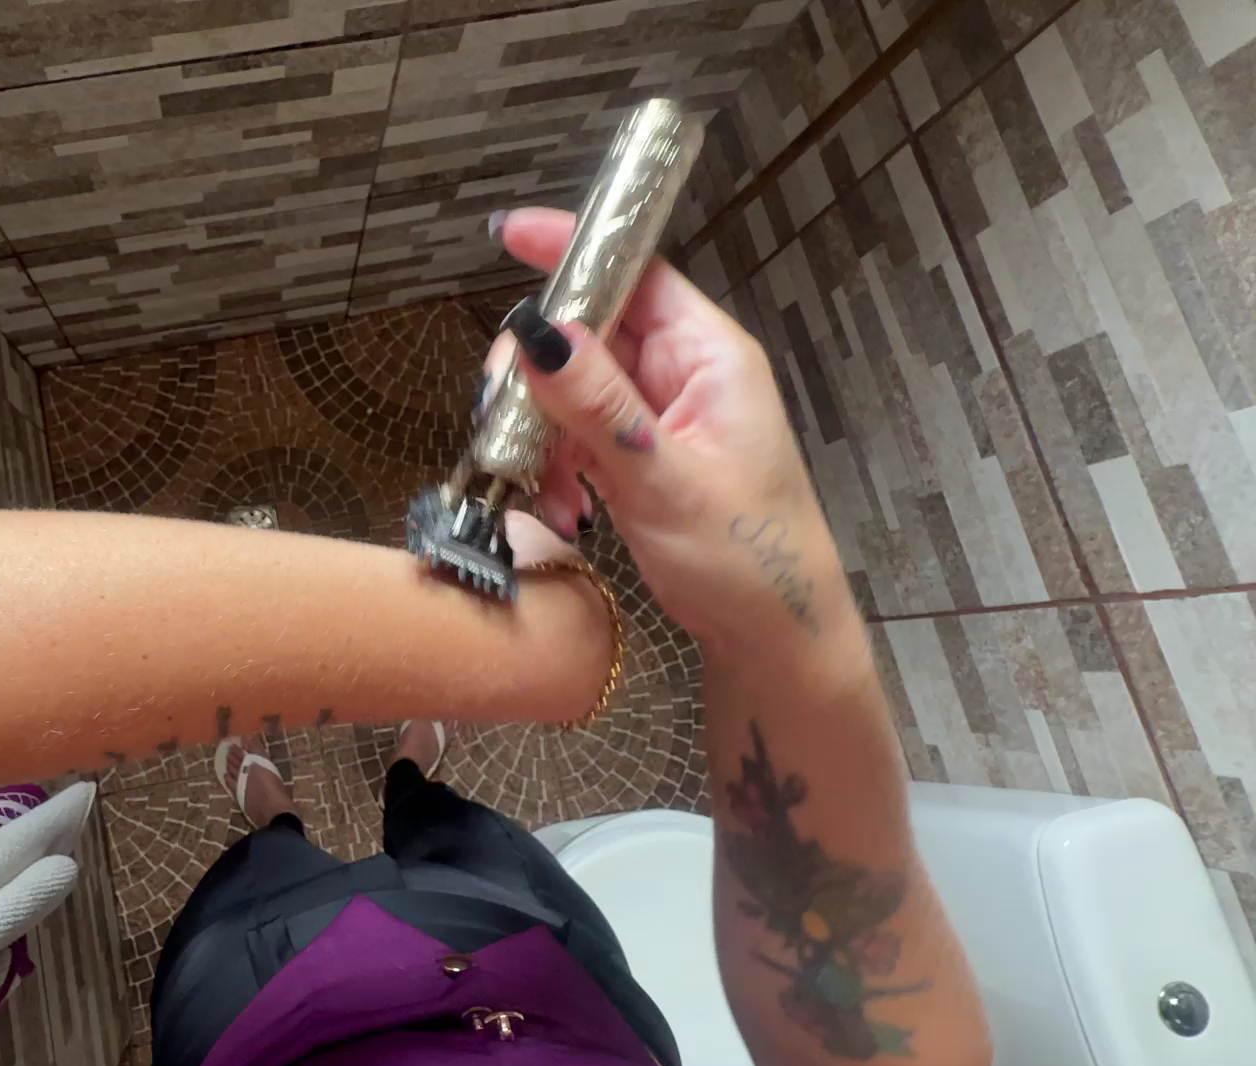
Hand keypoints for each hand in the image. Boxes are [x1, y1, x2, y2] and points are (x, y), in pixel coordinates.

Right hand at [490, 208, 855, 662]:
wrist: (764, 629)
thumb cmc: (742, 554)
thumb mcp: (665, 477)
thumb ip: (599, 406)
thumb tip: (536, 334)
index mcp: (704, 355)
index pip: (635, 273)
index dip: (576, 249)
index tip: (510, 235)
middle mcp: (673, 373)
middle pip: (582, 335)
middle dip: (534, 378)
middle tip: (502, 419)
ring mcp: (646, 416)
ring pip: (563, 392)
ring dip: (537, 440)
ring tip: (547, 496)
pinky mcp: (626, 454)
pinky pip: (567, 438)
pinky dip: (549, 470)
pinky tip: (560, 510)